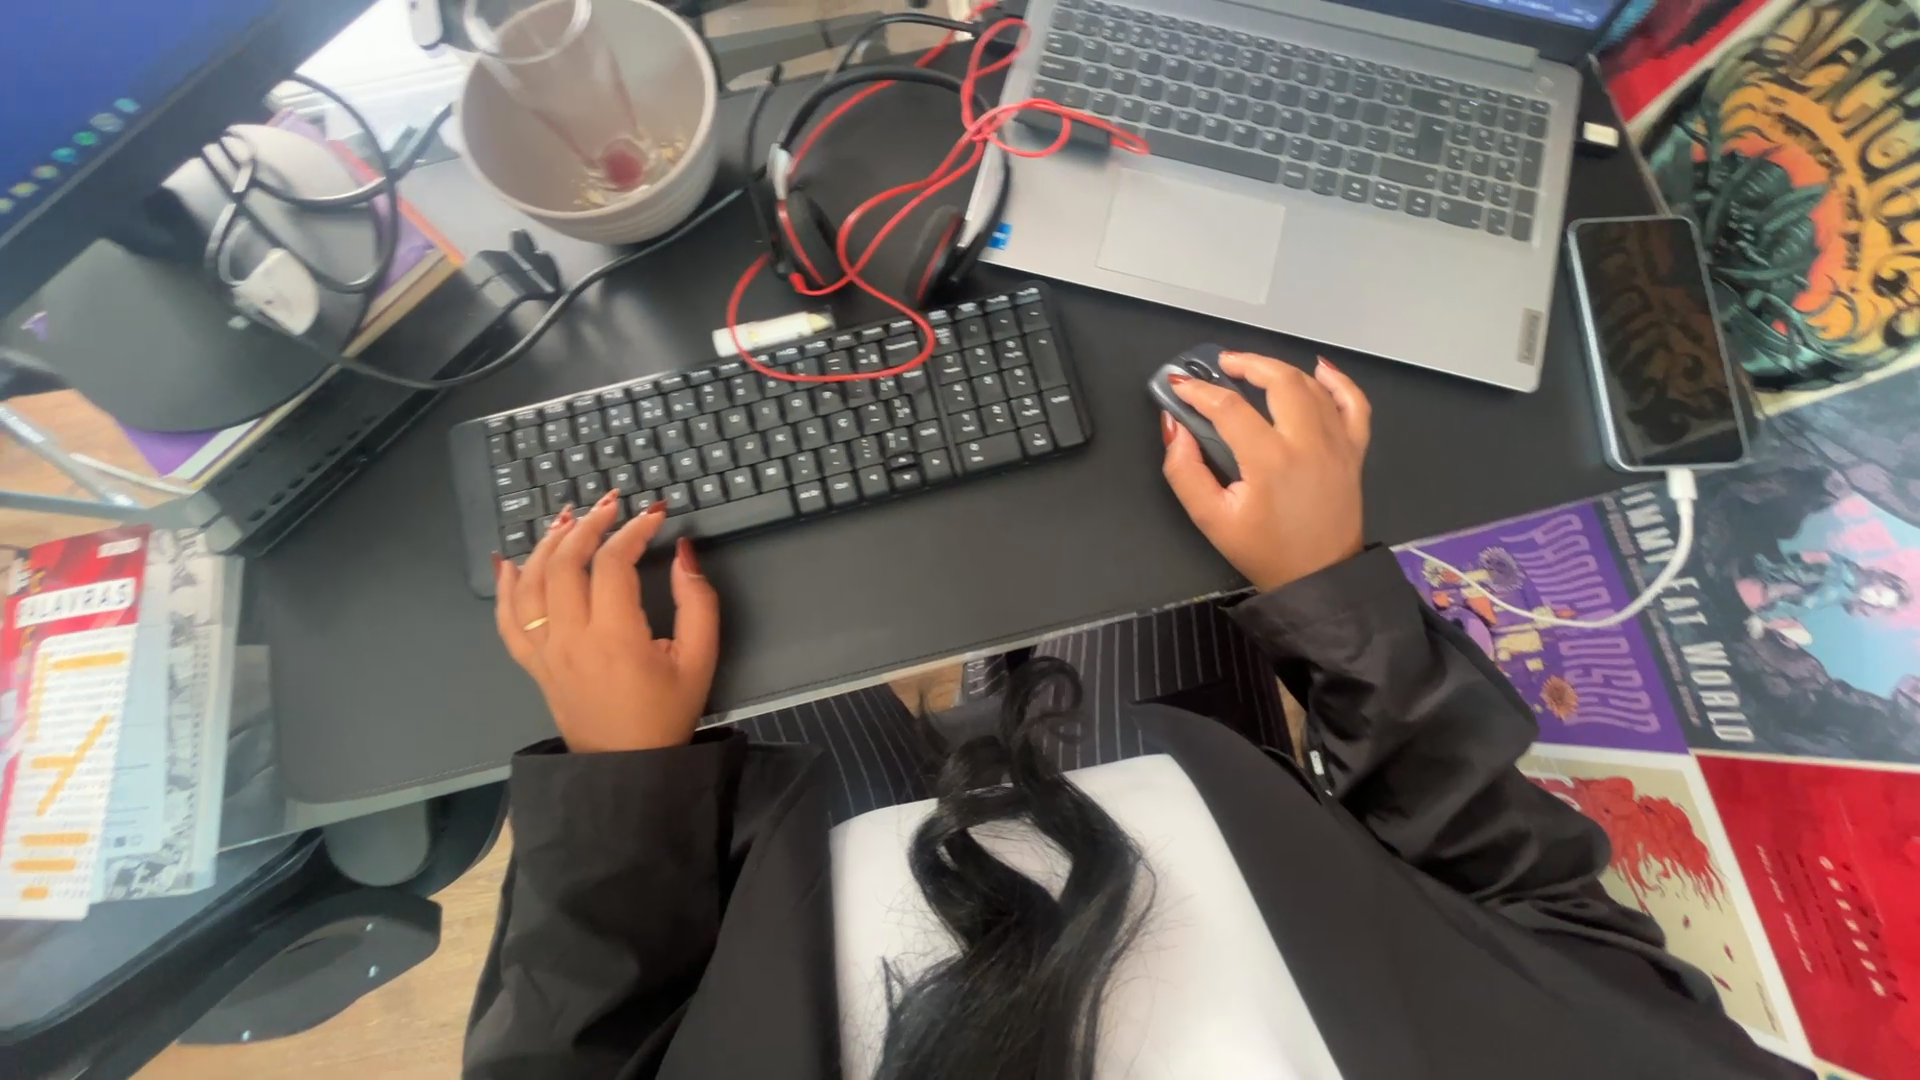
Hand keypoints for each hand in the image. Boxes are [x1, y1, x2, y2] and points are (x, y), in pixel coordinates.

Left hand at [493, 494, 719, 752]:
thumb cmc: (669, 712)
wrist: (628, 767)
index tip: (656, 514)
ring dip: (548, 544)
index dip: (634, 531)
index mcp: (616, 638)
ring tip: (569, 518)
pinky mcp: (533, 664)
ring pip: (531, 583)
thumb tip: (683, 552)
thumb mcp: (700, 658)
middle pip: (564, 564)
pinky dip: (506, 585)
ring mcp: (545, 652)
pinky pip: (507, 619)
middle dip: (589, 525)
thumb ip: (697, 602)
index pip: (614, 564)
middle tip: (612, 503)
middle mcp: (571, 639)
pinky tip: (510, 559)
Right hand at [1160, 352, 1370, 591]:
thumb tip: (1174, 428)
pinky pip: (1354, 404)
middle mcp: (1307, 442)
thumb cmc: (1262, 550)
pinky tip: (1319, 370)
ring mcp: (1337, 444)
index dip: (1199, 391)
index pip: (1229, 407)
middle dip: (1247, 364)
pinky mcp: (1354, 451)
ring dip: (1281, 369)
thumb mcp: (1210, 518)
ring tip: (1254, 368)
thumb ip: (1184, 471)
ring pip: (1312, 387)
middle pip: (1279, 381)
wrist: (1318, 577)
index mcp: (1269, 460)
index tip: (1179, 386)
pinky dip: (1338, 381)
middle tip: (1222, 363)